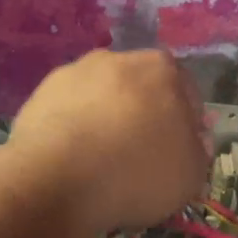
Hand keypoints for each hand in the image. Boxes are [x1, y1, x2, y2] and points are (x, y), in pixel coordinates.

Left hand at [8, 49, 209, 234]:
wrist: (57, 179)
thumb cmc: (136, 172)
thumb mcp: (190, 174)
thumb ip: (198, 151)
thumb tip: (191, 140)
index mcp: (162, 68)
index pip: (185, 94)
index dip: (184, 127)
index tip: (175, 155)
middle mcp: (117, 58)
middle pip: (139, 91)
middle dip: (141, 118)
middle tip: (137, 158)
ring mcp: (73, 72)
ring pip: (100, 99)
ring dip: (103, 121)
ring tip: (99, 162)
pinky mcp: (39, 93)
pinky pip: (67, 113)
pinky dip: (72, 131)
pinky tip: (71, 160)